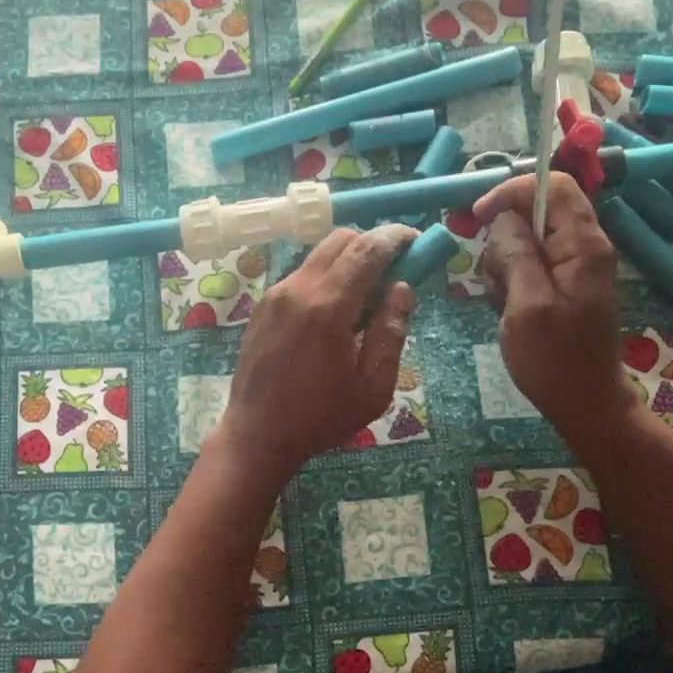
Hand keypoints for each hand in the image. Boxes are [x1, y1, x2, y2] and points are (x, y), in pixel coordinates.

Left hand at [216, 225, 417, 475]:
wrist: (257, 435)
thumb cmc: (320, 418)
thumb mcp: (372, 387)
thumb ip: (391, 333)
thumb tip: (402, 290)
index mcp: (328, 308)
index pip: (367, 249)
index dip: (395, 238)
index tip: (416, 242)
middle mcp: (297, 290)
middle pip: (340, 240)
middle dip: (372, 245)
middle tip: (392, 274)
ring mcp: (274, 296)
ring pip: (318, 256)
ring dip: (347, 264)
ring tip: (362, 305)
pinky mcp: (262, 308)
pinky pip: (300, 277)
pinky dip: (324, 280)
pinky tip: (332, 320)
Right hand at [472, 173, 631, 426]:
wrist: (583, 403)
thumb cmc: (554, 359)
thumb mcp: (526, 305)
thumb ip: (515, 254)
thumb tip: (502, 217)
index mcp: (584, 244)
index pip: (551, 185)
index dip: (510, 191)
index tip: (477, 219)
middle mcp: (584, 247)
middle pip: (535, 212)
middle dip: (503, 239)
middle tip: (492, 279)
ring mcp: (574, 268)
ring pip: (526, 241)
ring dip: (503, 265)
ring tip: (501, 303)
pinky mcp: (562, 287)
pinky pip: (529, 267)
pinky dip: (510, 283)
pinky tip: (507, 311)